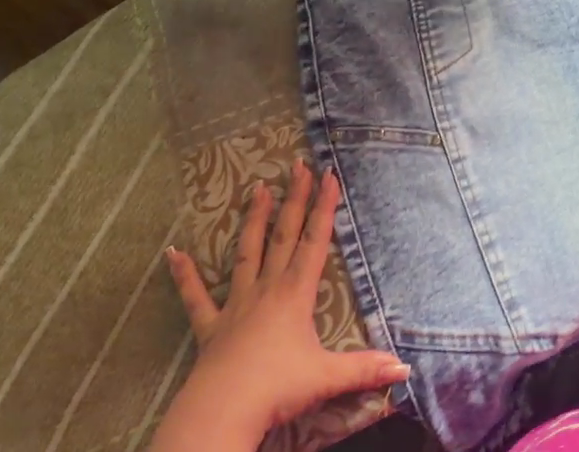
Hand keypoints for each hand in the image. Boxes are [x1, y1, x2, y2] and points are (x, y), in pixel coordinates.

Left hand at [150, 159, 407, 450]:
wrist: (223, 412)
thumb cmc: (277, 388)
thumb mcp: (328, 377)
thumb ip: (365, 369)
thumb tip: (405, 368)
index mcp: (296, 294)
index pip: (315, 241)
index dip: (324, 207)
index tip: (329, 174)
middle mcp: (267, 289)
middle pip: (283, 236)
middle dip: (294, 200)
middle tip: (298, 165)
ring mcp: (236, 305)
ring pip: (246, 254)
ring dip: (253, 221)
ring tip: (257, 188)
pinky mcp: (211, 327)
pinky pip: (196, 298)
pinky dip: (185, 275)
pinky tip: (174, 252)